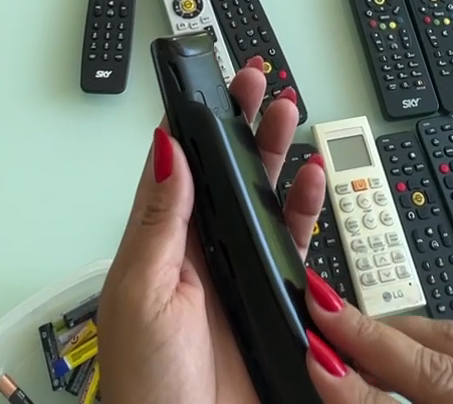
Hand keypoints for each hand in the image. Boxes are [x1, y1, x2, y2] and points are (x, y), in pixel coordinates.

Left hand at [100, 60, 330, 403]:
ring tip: (288, 113)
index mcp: (162, 240)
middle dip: (243, 122)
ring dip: (276, 153)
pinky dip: (305, 208)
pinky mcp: (270, 296)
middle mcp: (200, 249)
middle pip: (226, 169)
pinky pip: (294, 242)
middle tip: (259, 83)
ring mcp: (237, 270)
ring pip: (262, 196)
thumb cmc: (143, 386)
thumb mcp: (142, 293)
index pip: (180, 161)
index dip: (198, 117)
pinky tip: (310, 181)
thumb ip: (159, 220)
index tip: (214, 79)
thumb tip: (165, 149)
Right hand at [301, 272, 452, 403]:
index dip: (357, 383)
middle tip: (319, 309)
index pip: (421, 396)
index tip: (314, 354)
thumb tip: (336, 372)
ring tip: (351, 324)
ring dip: (400, 331)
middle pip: (442, 360)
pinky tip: (402, 345)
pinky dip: (433, 343)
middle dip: (372, 334)